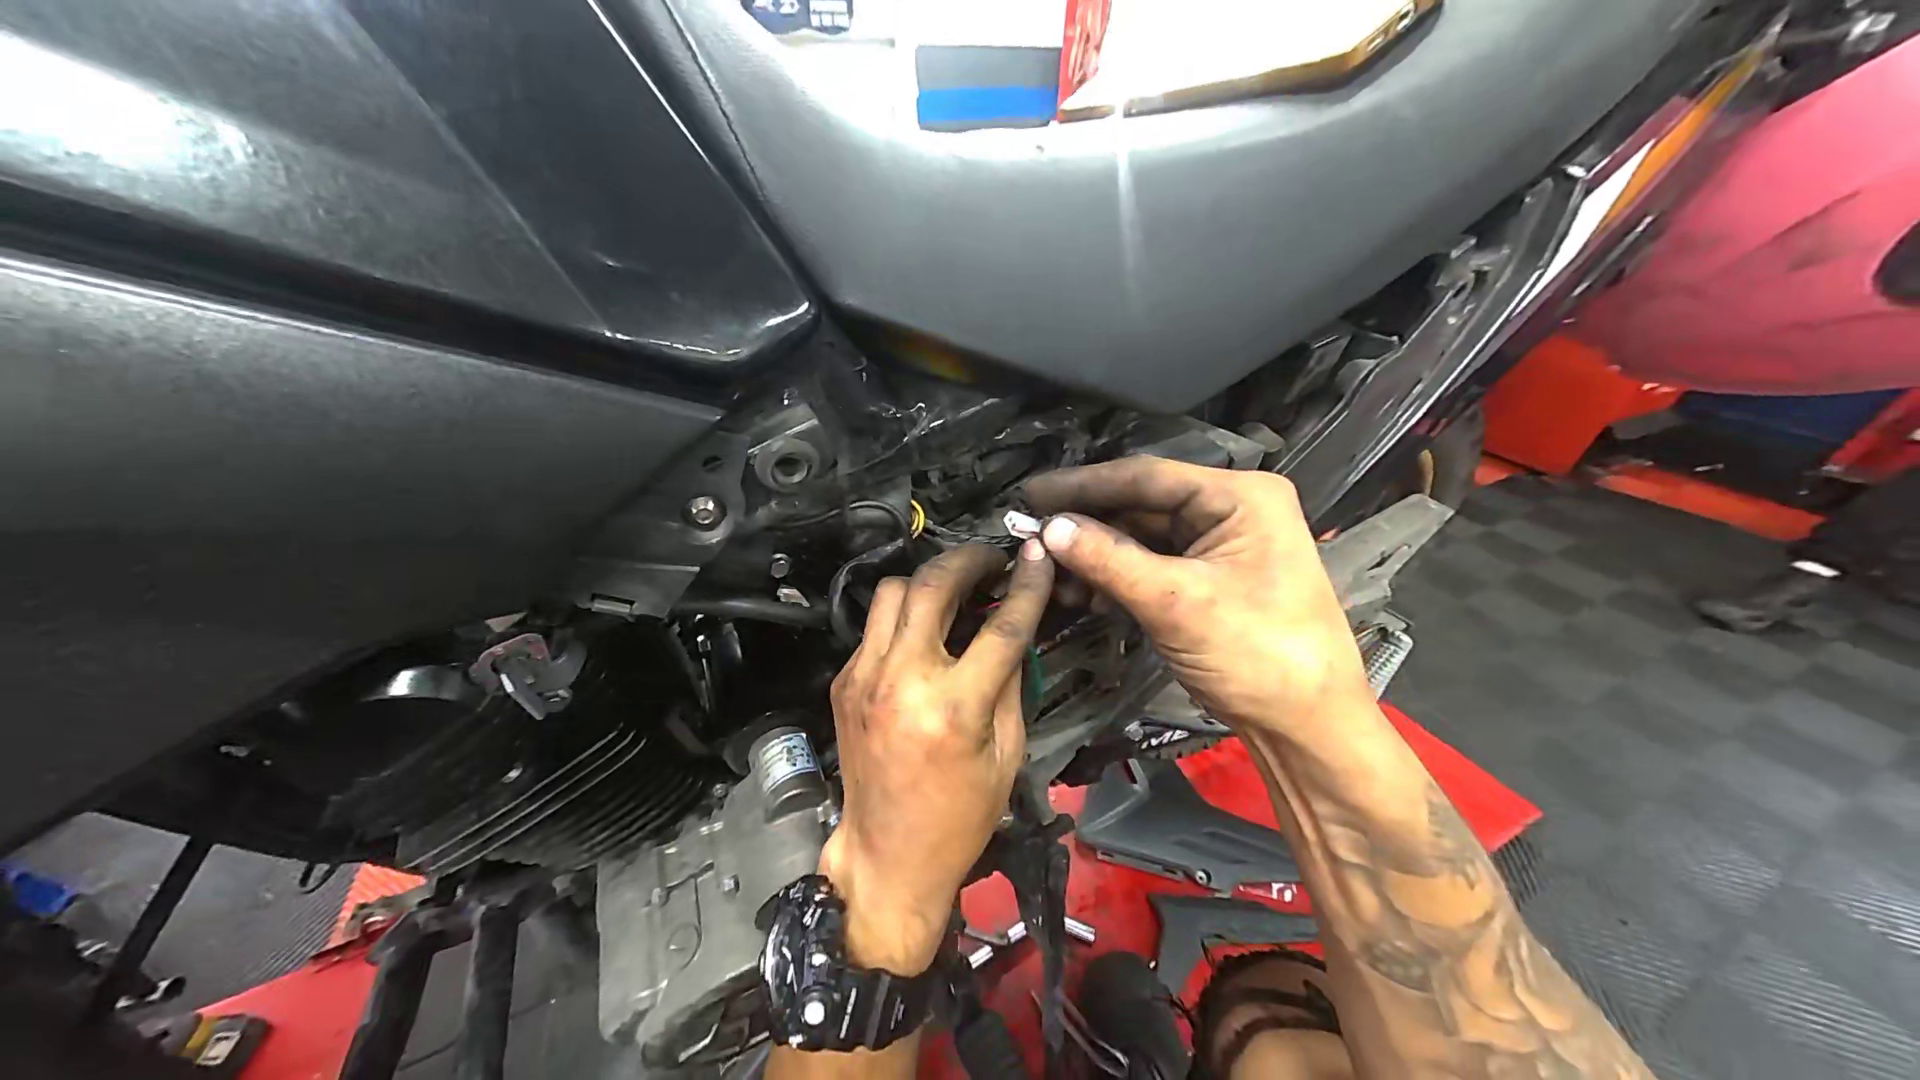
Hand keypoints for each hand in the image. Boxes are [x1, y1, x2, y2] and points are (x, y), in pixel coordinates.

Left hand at [820, 541, 1054, 974]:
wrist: (888, 856)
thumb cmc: (957, 818)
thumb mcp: (1007, 754)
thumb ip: (1011, 682)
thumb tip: (1012, 630)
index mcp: (953, 708)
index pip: (1000, 626)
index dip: (1027, 585)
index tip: (1038, 557)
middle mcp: (902, 681)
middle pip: (932, 585)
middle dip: (968, 559)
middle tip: (991, 560)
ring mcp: (864, 678)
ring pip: (892, 591)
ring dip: (928, 580)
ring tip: (955, 591)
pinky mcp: (844, 682)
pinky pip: (875, 626)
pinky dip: (902, 616)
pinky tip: (923, 633)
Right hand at [1024, 457, 1372, 736]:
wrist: (1306, 726)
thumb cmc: (1257, 654)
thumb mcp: (1176, 602)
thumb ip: (1108, 559)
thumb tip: (1048, 529)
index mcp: (1240, 497)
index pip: (1147, 477)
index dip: (1084, 485)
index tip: (1032, 493)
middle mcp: (1230, 510)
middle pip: (1141, 505)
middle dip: (1087, 524)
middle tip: (1031, 534)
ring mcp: (1218, 545)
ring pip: (1140, 537)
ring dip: (1096, 556)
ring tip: (1052, 575)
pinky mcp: (1206, 578)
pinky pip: (1150, 565)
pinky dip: (1116, 578)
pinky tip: (1084, 594)